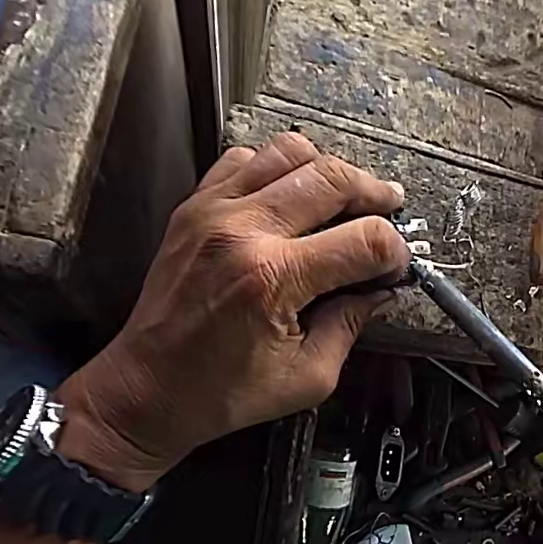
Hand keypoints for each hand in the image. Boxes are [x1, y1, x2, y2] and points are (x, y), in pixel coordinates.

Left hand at [56, 133, 408, 491]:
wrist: (146, 388)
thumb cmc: (221, 391)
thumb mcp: (309, 376)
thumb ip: (352, 324)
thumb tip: (379, 289)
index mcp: (273, 279)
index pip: (365, 239)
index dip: (395, 251)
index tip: (396, 266)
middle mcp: (242, 232)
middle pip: (334, 179)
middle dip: (376, 194)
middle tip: (391, 210)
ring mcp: (213, 211)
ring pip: (292, 152)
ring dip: (331, 171)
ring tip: (346, 198)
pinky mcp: (195, 207)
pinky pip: (247, 158)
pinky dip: (281, 167)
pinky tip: (294, 195)